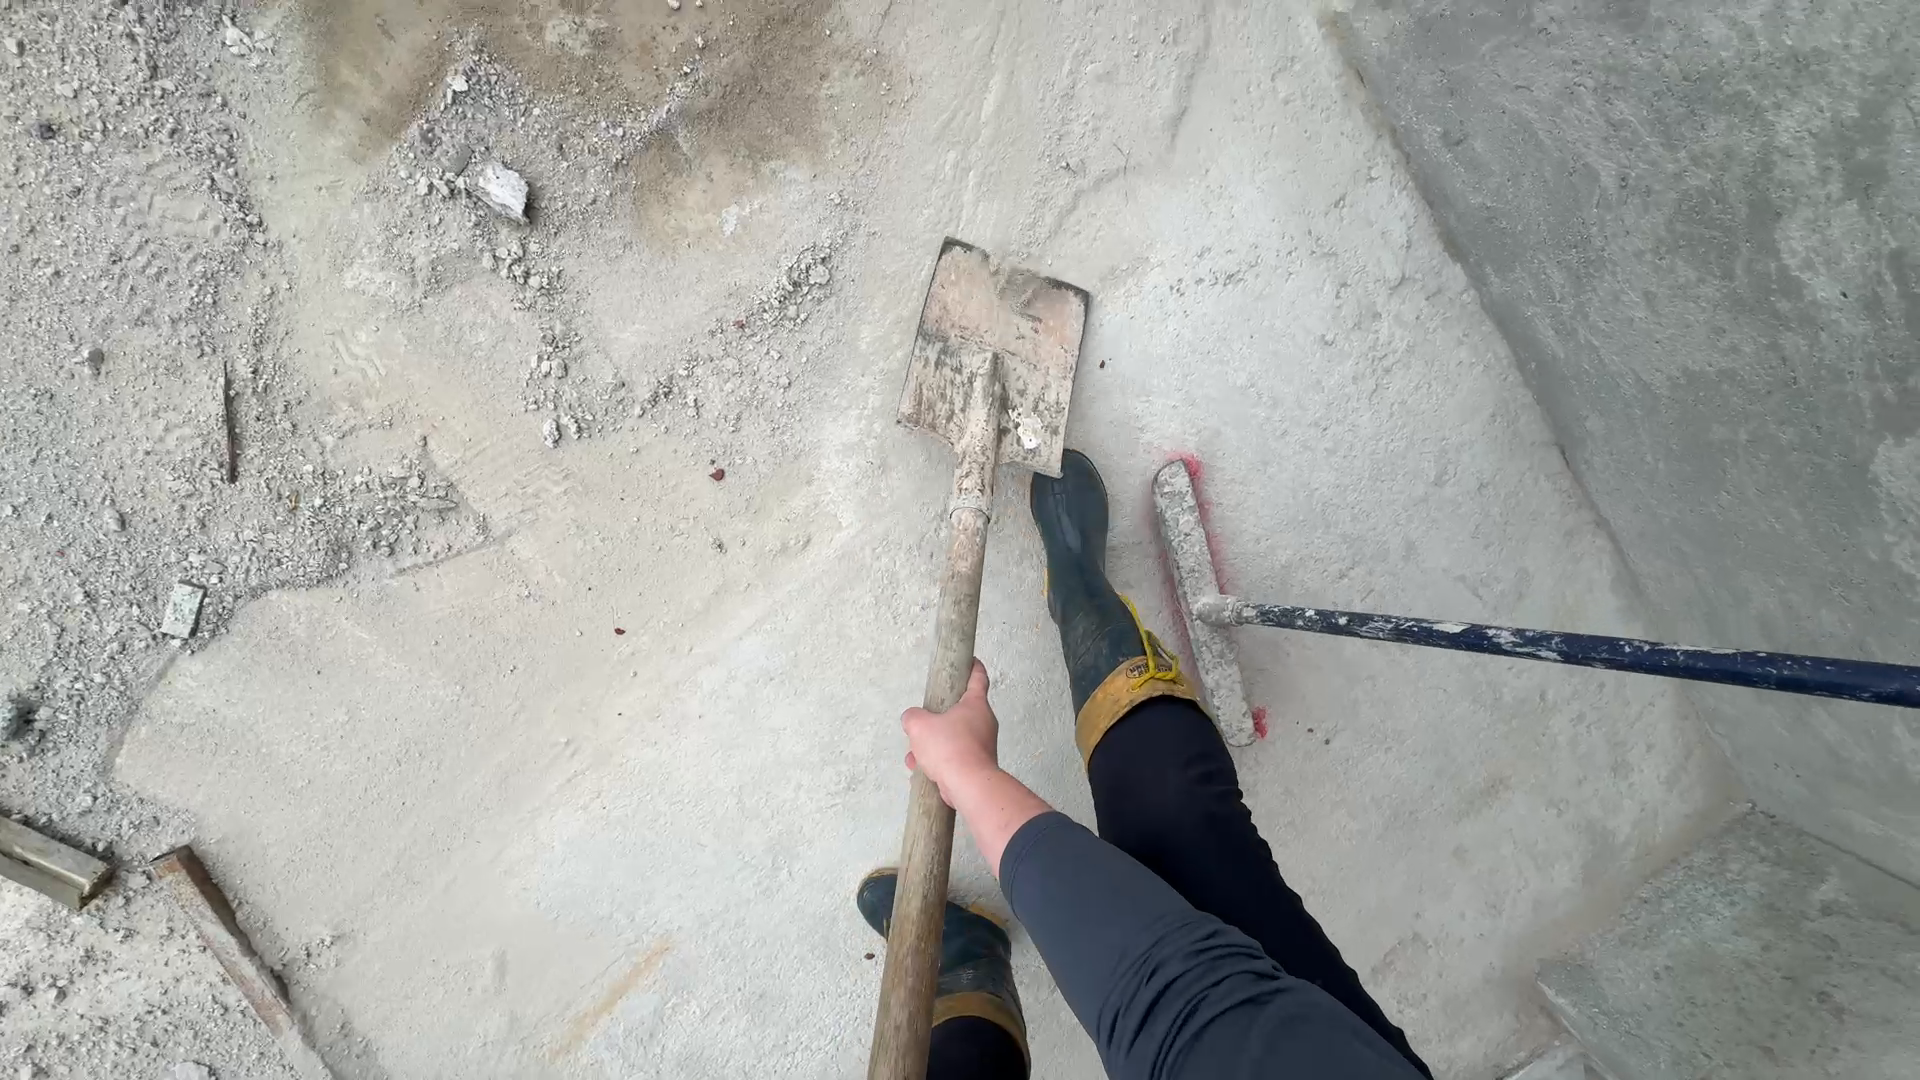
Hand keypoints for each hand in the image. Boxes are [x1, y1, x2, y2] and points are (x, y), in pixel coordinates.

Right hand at [902, 659, 1000, 805]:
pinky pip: (954, 757)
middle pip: (960, 711)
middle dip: (939, 716)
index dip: (973, 666)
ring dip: (933, 743)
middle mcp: (983, 722)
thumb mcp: (920, 725)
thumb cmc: (949, 747)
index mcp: (975, 704)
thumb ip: (912, 717)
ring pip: (954, 737)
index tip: (971, 660)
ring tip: (914, 753)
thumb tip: (912, 719)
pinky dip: (938, 761)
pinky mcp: (977, 765)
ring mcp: (982, 745)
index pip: (978, 677)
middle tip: (925, 718)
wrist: (968, 786)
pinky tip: (920, 769)